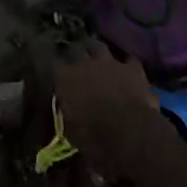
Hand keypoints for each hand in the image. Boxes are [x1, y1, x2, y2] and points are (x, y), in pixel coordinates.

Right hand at [53, 45, 176, 176]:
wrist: (128, 133)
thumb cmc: (93, 138)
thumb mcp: (71, 131)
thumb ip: (67, 113)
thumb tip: (68, 110)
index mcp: (65, 78)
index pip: (55, 65)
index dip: (58, 70)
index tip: (60, 76)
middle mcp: (85, 63)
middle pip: (77, 49)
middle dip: (77, 55)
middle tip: (79, 64)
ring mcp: (109, 62)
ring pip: (100, 48)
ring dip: (99, 56)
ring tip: (101, 63)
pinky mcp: (132, 67)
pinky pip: (128, 61)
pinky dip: (127, 67)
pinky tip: (128, 73)